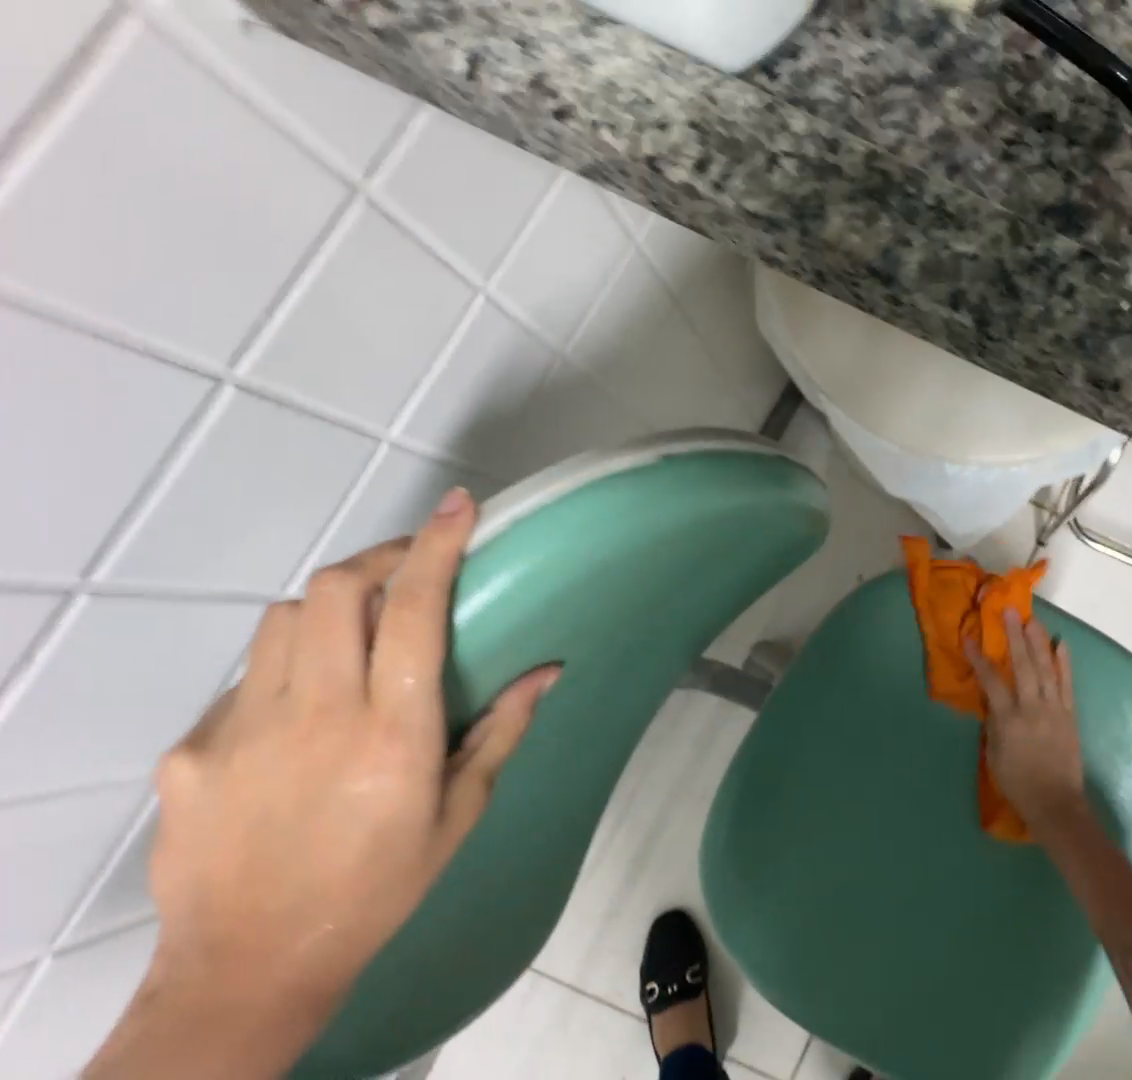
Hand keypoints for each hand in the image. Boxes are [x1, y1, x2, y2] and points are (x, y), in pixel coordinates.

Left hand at [97, 488, 557, 1074]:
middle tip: (411, 569)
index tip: (460, 506)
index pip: (411, 610)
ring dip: (328, 607)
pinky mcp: (190, 750)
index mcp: (390, 733)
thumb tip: (548, 670)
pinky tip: (302, 719)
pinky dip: (286, 671)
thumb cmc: (380, 888)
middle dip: (378, 560)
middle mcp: (313, 715)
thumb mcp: (460, 816)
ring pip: (280, 621)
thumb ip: (500, 733)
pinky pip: (246, 680)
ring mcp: (239, 729)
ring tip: (359, 635)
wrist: (250, 964)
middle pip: (331, 591)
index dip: (436, 546)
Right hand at [966, 608, 1085, 828]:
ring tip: (1032, 620)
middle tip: (1010, 612)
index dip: (980, 659)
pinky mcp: (1070, 715)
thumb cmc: (1018, 784)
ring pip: (1046, 668)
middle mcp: (1032, 708)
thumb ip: (994, 724)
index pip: (992, 681)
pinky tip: (1061, 644)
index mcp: (1009, 720)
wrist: (1056, 803)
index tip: (971, 637)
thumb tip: (993, 700)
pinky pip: (1067, 684)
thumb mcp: (994, 755)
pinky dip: (1065, 663)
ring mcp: (1055, 709)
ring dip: (1039, 641)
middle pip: (1023, 665)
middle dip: (1015, 636)